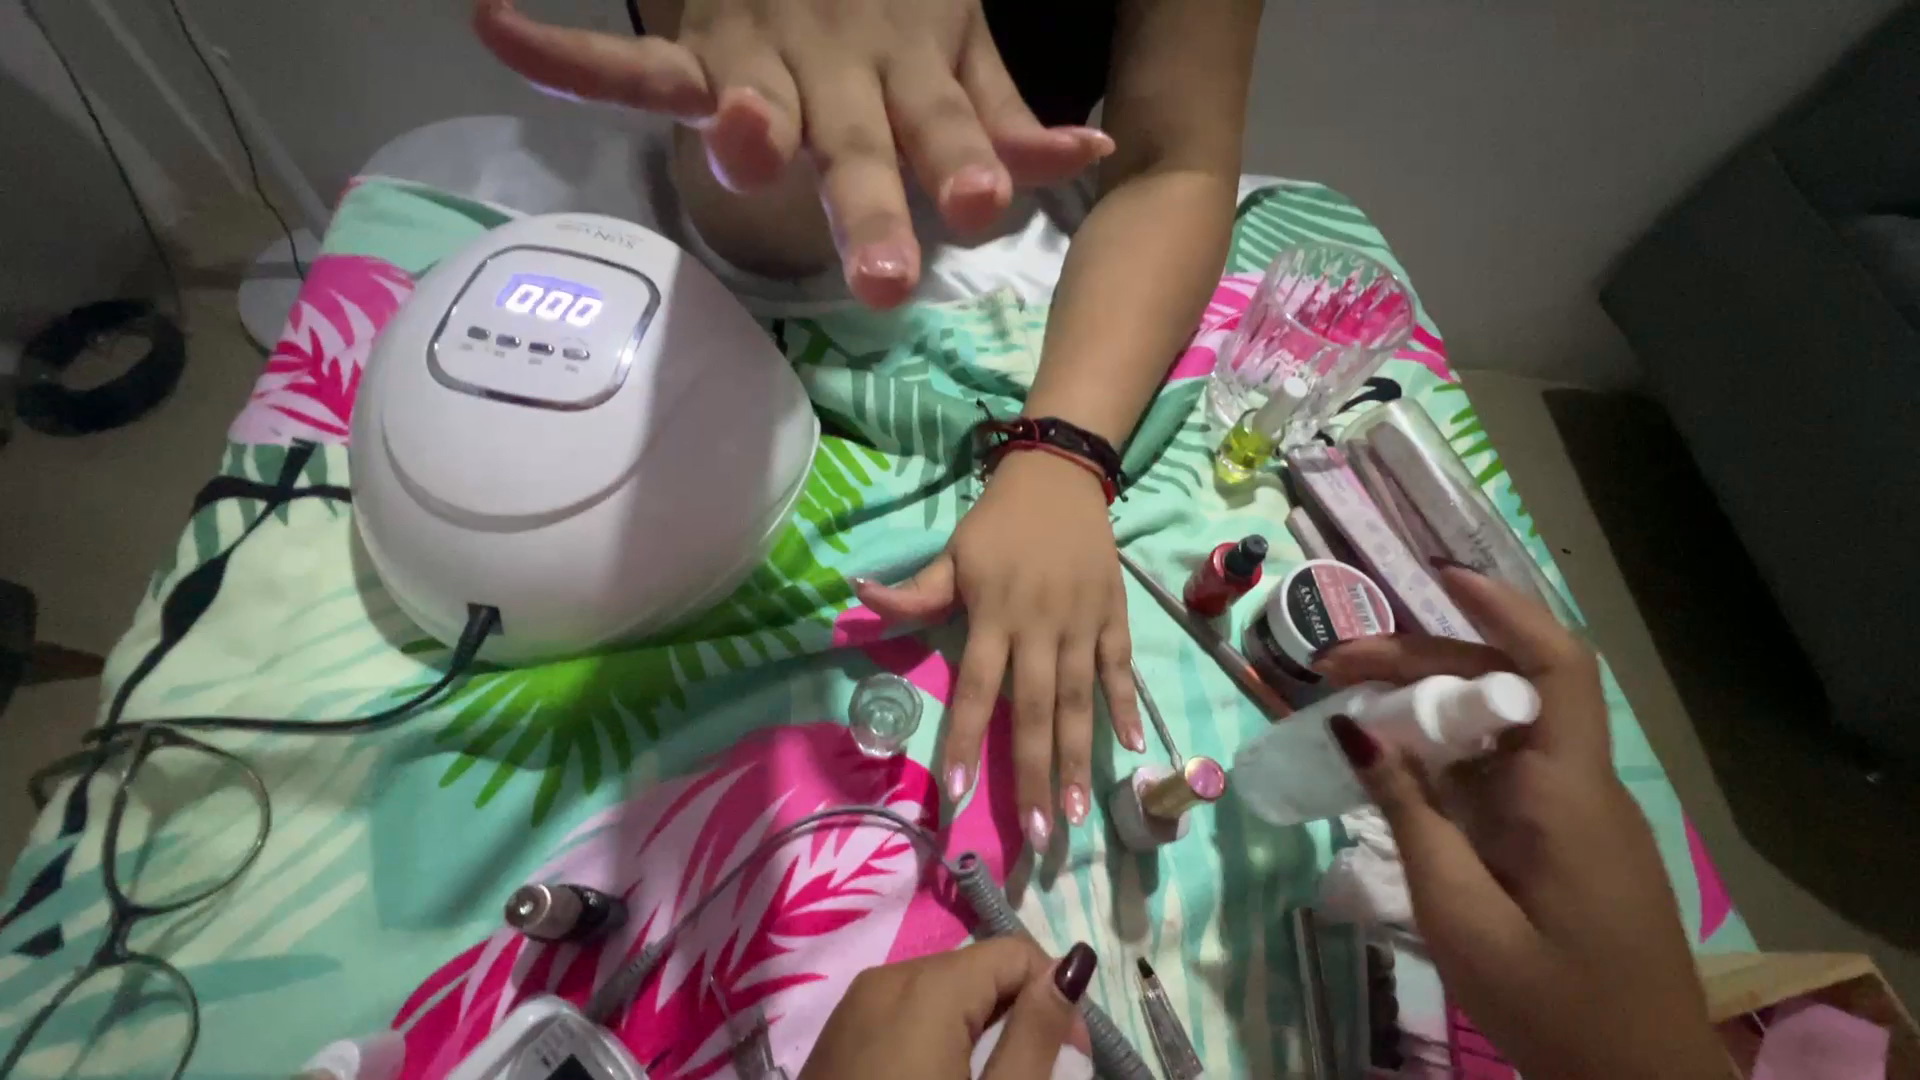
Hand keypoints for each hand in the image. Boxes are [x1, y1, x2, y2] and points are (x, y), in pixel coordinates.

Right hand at [473, 0, 1112, 306]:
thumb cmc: (898, 13)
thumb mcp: (959, 61)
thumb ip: (1007, 121)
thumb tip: (1089, 152)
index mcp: (911, 77)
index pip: (947, 128)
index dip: (966, 163)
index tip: (983, 205)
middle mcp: (842, 72)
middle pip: (858, 145)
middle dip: (871, 208)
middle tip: (884, 281)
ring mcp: (763, 58)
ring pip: (753, 96)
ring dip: (744, 117)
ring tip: (742, 140)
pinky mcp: (696, 50)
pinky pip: (635, 63)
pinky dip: (574, 58)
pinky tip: (502, 31)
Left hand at [798, 938, 1095, 1079]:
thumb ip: (1035, 1035)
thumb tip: (1074, 963)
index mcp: (925, 986)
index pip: (1013, 952)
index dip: (1054, 996)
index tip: (1072, 1060)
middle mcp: (886, 976)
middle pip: (977, 971)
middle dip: (1016, 1016)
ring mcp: (855, 1004)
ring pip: (942, 993)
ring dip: (979, 1030)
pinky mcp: (839, 1035)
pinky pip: (906, 1013)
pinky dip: (937, 1038)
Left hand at [859, 451, 1145, 850]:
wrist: (1057, 478)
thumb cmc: (996, 523)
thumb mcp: (952, 553)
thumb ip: (914, 591)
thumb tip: (856, 596)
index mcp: (995, 615)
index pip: (978, 689)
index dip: (967, 741)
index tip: (959, 794)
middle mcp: (1040, 627)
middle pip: (1035, 709)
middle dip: (1035, 773)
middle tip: (1040, 834)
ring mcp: (1083, 623)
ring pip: (1080, 699)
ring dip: (1080, 755)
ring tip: (1080, 811)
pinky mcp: (1114, 615)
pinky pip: (1120, 667)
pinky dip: (1127, 705)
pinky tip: (1134, 747)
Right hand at [1313, 564, 1722, 1079]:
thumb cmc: (1549, 1001)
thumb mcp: (1457, 908)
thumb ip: (1408, 810)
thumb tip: (1352, 730)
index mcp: (1565, 792)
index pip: (1553, 668)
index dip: (1503, 609)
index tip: (1437, 578)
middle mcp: (1571, 781)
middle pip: (1500, 683)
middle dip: (1415, 658)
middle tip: (1329, 666)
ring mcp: (1561, 805)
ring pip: (1490, 720)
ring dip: (1417, 698)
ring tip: (1341, 696)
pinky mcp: (1546, 829)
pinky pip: (1487, 764)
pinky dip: (1432, 745)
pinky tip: (1382, 755)